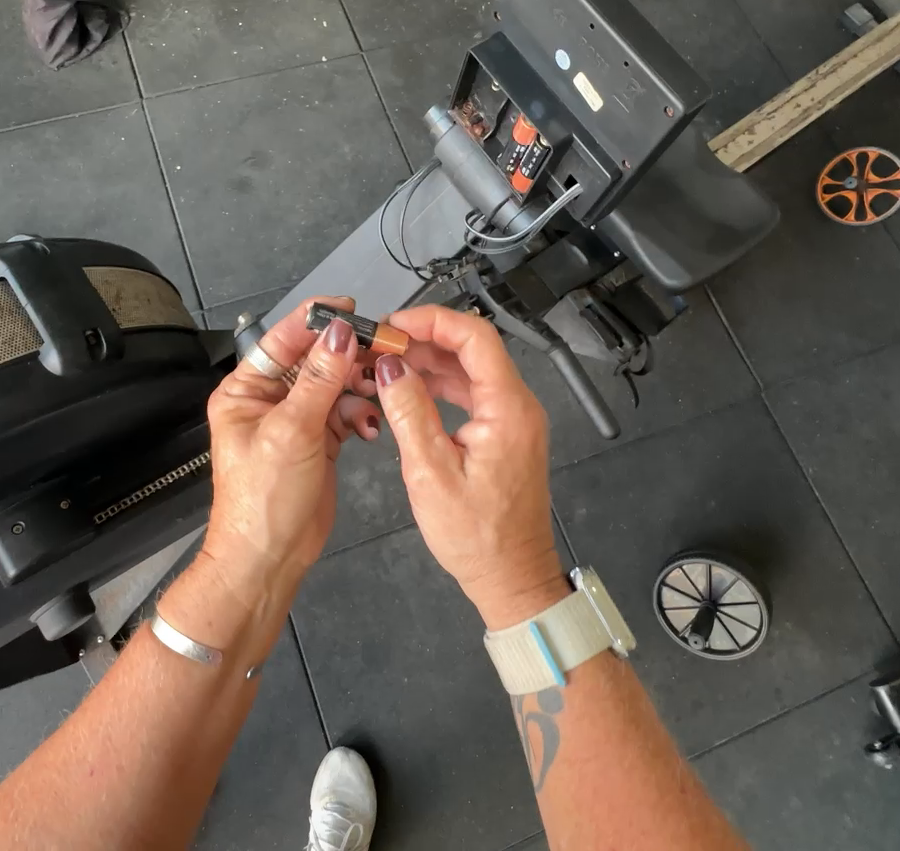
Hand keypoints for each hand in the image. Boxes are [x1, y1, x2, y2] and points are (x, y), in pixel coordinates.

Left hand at [201, 296, 380, 582]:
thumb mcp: (292, 430)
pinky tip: (369, 426)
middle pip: (313, 361)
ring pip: (334, 385)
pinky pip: (344, 413)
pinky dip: (359, 415)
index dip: (313, 322)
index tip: (349, 307)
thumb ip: (320, 379)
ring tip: (377, 392)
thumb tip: (340, 332)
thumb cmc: (264, 495)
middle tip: (381, 350)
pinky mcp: (319, 440)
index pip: (281, 342)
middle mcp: (269, 399)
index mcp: (246, 390)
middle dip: (346, 356)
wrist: (269, 559)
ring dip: (357, 387)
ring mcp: (296, 420)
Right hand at [373, 306, 568, 628]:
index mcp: (508, 409)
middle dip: (424, 340)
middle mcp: (518, 405)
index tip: (394, 325)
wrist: (512, 577)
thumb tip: (391, 367)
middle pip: (472, 349)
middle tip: (380, 346)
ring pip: (470, 369)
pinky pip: (472, 393)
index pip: (475, 337)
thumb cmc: (475, 537)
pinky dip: (440, 385)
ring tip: (386, 365)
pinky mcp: (504, 432)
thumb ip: (409, 412)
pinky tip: (408, 390)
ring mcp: (513, 418)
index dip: (432, 321)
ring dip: (429, 362)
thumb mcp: (430, 473)